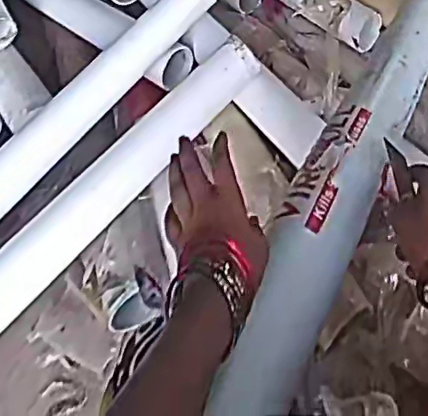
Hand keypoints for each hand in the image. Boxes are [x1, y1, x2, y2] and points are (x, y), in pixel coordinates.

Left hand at [167, 133, 267, 288]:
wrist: (216, 287)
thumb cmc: (240, 266)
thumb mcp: (259, 246)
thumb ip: (254, 232)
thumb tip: (253, 228)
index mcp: (227, 200)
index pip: (222, 166)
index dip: (220, 149)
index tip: (219, 139)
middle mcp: (205, 205)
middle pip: (192, 171)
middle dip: (188, 153)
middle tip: (184, 141)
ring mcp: (189, 221)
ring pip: (177, 189)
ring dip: (174, 173)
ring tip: (172, 161)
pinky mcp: (179, 240)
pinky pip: (171, 220)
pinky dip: (169, 210)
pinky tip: (167, 206)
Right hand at [386, 148, 427, 281]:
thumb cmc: (423, 239)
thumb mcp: (400, 220)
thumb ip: (394, 208)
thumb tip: (393, 204)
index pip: (423, 172)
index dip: (412, 170)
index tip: (403, 172)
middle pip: (422, 201)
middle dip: (407, 211)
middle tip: (395, 220)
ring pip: (425, 224)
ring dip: (412, 234)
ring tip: (402, 251)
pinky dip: (422, 251)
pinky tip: (414, 266)